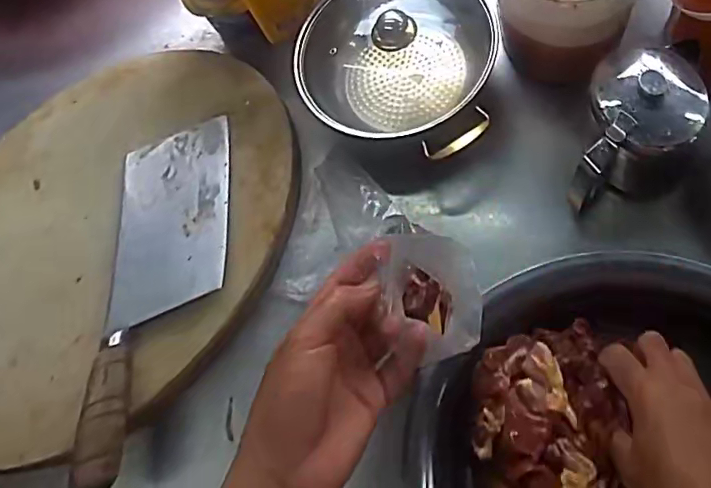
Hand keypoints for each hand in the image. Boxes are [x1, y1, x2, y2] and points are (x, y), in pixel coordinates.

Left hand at [225, 243, 432, 487]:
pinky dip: (413, 352)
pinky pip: (400, 367)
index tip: (388, 245)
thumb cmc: (288, 400)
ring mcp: (360, 368)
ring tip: (421, 306)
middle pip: (371, 306)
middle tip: (417, 274)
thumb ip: (339, 308)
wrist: (287, 472)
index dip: (363, 265)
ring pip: (389, 333)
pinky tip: (423, 337)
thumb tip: (373, 284)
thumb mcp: (304, 344)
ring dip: (404, 318)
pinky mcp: (376, 396)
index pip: (343, 286)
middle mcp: (341, 342)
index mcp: (317, 326)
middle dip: (391, 289)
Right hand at [599, 332, 710, 487]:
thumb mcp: (630, 468)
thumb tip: (614, 428)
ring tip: (658, 393)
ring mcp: (699, 391)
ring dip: (665, 365)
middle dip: (638, 351)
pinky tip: (682, 418)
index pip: (617, 354)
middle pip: (652, 340)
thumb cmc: (667, 483)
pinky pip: (697, 384)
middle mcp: (672, 380)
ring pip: (678, 356)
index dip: (605, 357)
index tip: (601, 368)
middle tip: (632, 375)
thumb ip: (617, 439)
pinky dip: (684, 390)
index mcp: (645, 389)